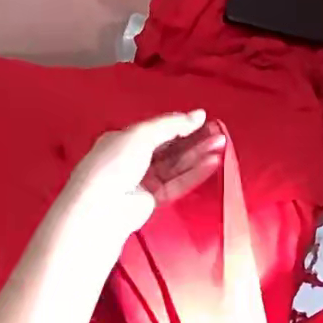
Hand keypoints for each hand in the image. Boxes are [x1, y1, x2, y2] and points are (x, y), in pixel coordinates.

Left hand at [62, 110, 226, 233]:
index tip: (203, 119)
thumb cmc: (114, 163)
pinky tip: (212, 162)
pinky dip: (194, 173)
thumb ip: (171, 124)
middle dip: (194, 139)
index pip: (157, 129)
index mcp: (124, 140)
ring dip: (198, 155)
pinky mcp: (152, 200)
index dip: (180, 124)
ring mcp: (143, 181)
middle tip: (218, 131)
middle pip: (169, 147)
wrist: (102, 207)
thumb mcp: (141, 134)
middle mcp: (133, 159)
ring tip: (221, 144)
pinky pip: (176, 184)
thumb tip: (198, 115)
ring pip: (175, 166)